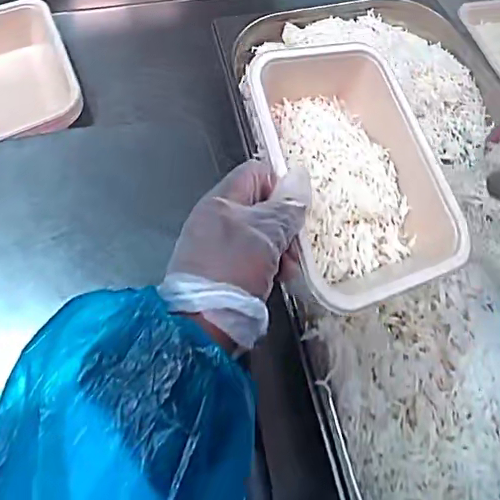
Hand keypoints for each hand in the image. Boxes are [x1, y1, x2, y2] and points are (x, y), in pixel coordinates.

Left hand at [159, 159, 309, 351]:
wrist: (199, 327)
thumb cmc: (234, 270)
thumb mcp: (268, 233)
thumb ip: (287, 206)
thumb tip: (299, 177)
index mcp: (221, 199)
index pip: (257, 172)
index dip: (280, 186)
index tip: (294, 212)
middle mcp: (214, 217)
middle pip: (260, 205)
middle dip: (283, 225)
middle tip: (294, 248)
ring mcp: (211, 244)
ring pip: (257, 234)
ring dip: (278, 249)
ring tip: (287, 271)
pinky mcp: (213, 270)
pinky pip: (246, 256)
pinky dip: (264, 265)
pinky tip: (274, 281)